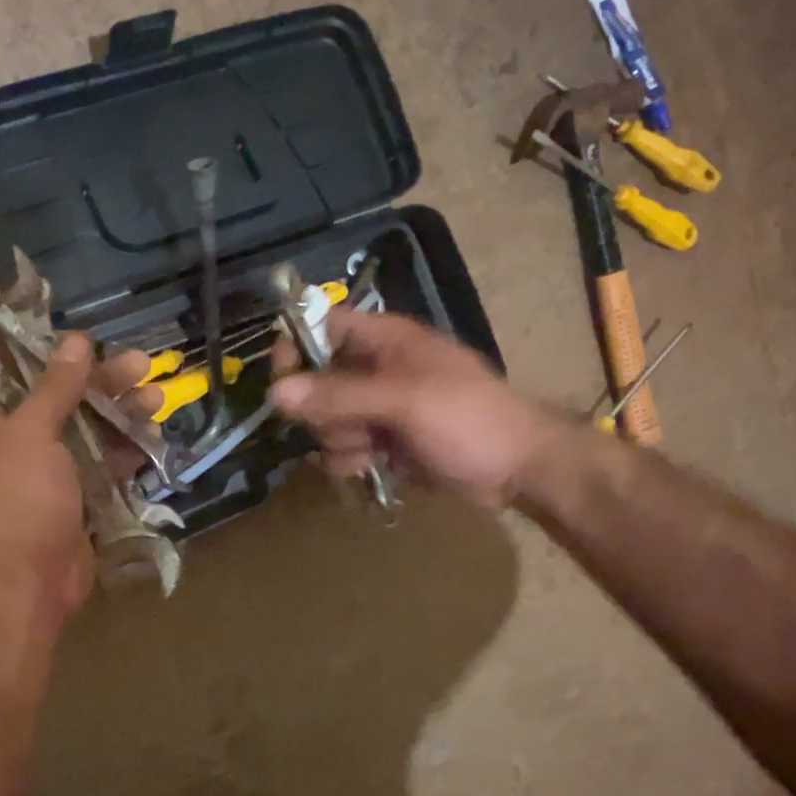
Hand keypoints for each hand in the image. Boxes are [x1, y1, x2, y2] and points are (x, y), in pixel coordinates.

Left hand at [0, 334, 156, 618]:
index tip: (90, 343)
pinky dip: (123, 452)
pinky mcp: (70, 502)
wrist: (26, 584)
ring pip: (85, 433)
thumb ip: (55, 386)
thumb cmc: (18, 499)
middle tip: (142, 365)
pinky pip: (99, 467)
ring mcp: (42, 476)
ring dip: (120, 415)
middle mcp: (8, 445)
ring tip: (157, 397)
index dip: (53, 359)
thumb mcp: (32, 433)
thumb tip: (73, 339)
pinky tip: (153, 437)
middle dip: (102, 383)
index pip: (15, 376)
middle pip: (60, 401)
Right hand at [269, 309, 565, 507]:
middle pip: (315, 379)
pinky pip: (342, 445)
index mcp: (384, 339)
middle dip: (321, 410)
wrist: (520, 469)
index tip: (284, 383)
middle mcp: (376, 367)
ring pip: (326, 418)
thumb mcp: (402, 402)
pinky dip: (347, 459)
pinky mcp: (383, 439)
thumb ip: (338, 396)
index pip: (321, 326)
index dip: (296, 348)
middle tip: (347, 427)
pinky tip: (366, 468)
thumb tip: (274, 392)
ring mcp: (379, 405)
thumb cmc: (469, 420)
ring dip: (336, 440)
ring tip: (366, 451)